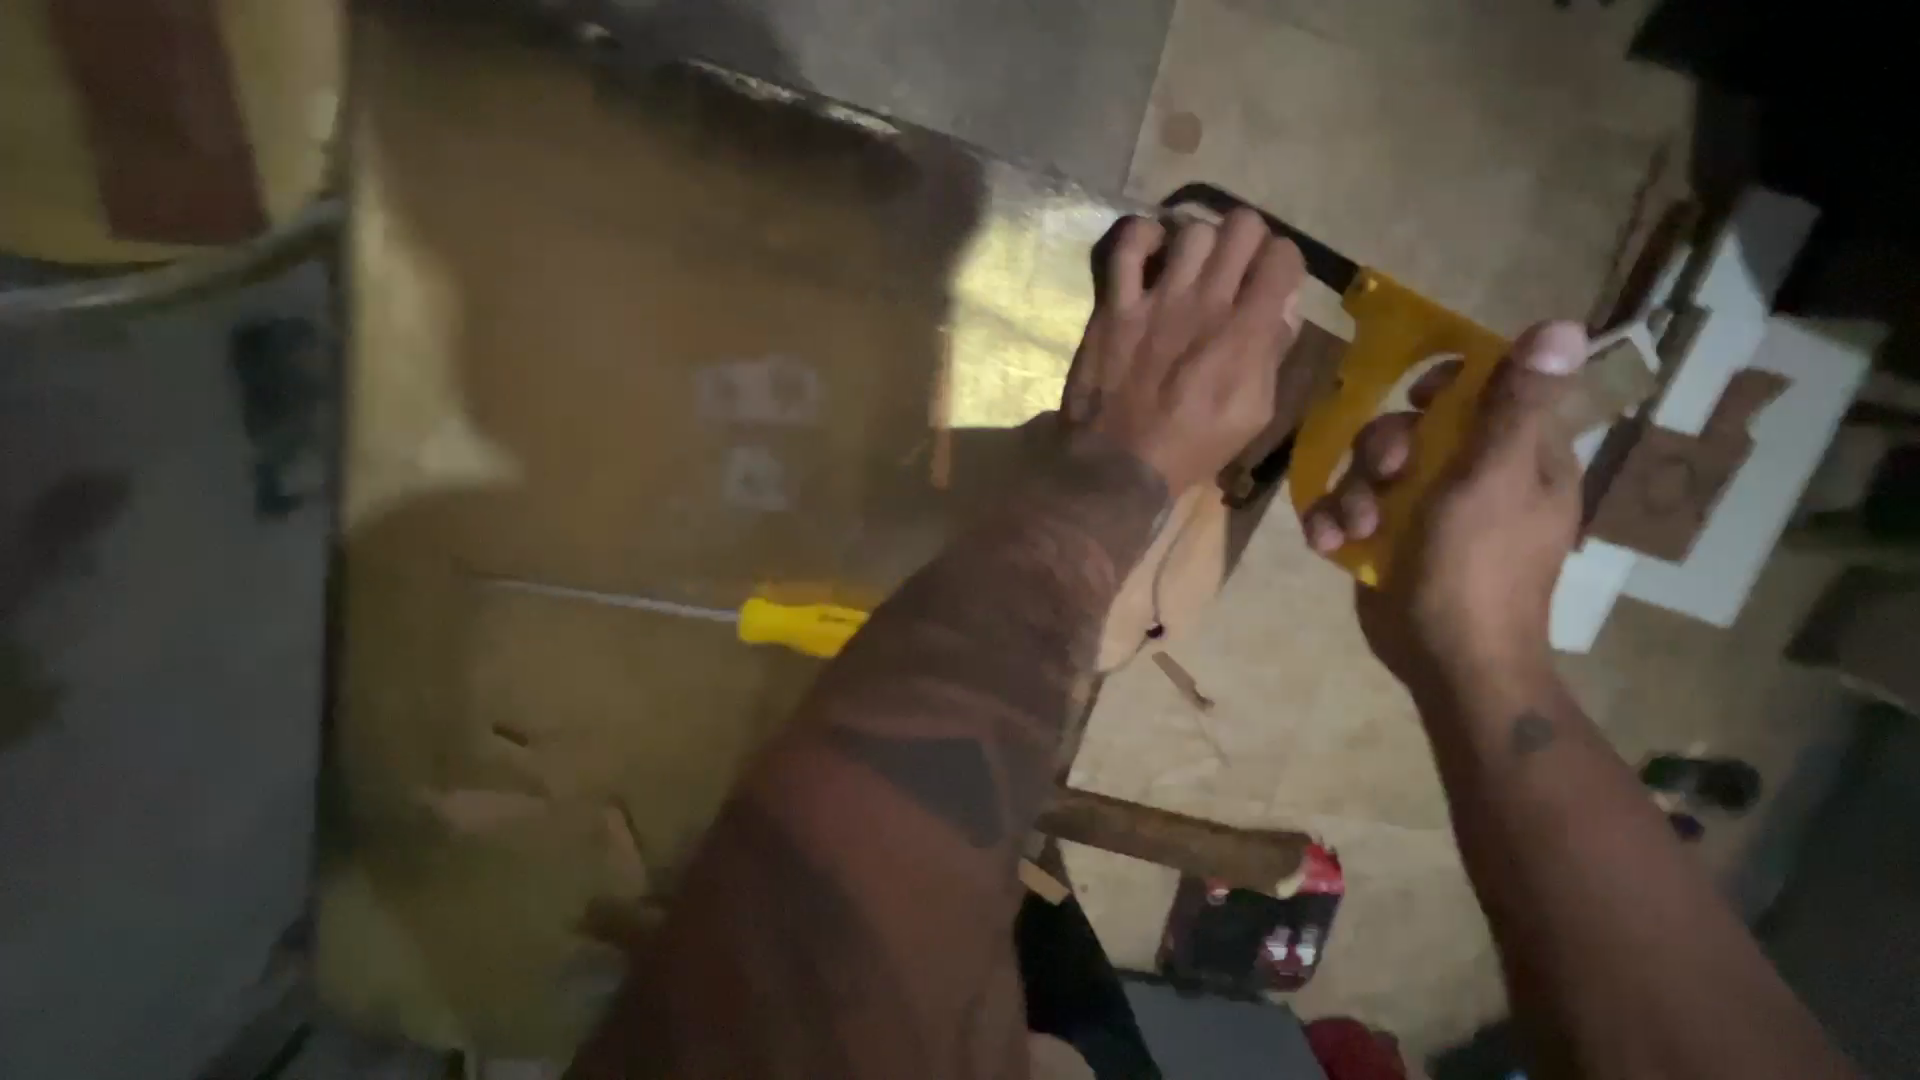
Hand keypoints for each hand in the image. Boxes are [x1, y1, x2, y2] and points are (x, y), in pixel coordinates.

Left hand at [1063, 210, 1305, 492]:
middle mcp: (1206, 303)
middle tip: (1233, 268)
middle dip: (1245, 241)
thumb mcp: (1253, 415)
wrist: (1118, 463)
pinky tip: (1150, 253)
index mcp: (1246, 331)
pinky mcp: (1114, 306)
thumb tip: (1282, 312)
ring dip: (1198, 242)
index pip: (1283, 256)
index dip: (1282, 263)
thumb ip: (1271, 357)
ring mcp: (1157, 300)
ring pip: (1192, 231)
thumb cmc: (1191, 446)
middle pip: (1242, 227)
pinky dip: (1142, 238)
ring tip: (1191, 267)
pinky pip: (1127, 245)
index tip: (1270, 282)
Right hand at [1301, 321, 1588, 696]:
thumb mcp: (1493, 480)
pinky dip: (1333, 523)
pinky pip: (1347, 509)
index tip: (1418, 401)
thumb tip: (1563, 325)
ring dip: (1350, 494)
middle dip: (1382, 450)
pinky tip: (1327, 544)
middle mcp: (1471, 475)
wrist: (1449, 663)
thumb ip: (1514, 406)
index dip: (1446, 385)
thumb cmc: (1479, 570)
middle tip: (1383, 478)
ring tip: (1353, 530)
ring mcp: (1424, 510)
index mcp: (1517, 456)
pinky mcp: (1386, 539)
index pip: (1486, 389)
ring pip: (1368, 470)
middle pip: (1410, 428)